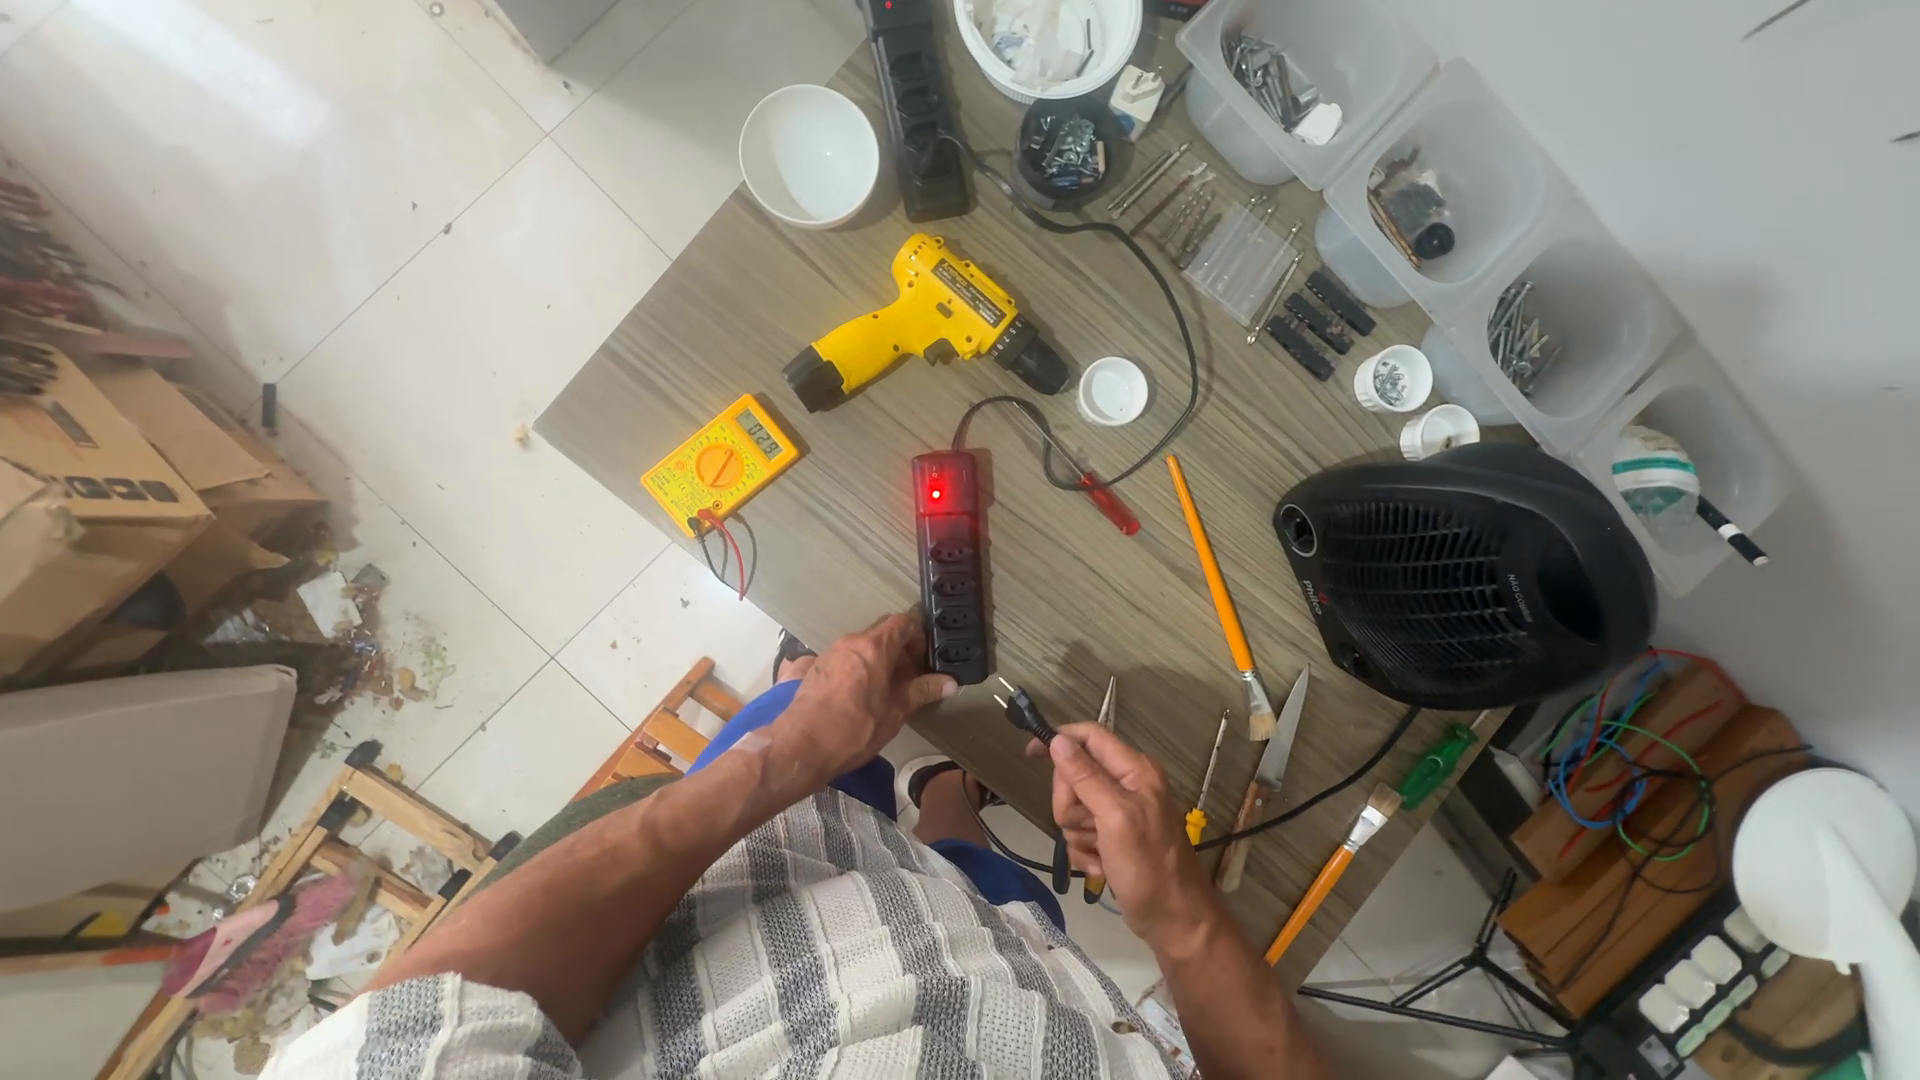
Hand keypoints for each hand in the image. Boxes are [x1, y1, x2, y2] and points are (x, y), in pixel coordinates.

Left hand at [770, 614, 956, 791]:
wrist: (801, 747)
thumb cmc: (853, 729)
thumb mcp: (895, 712)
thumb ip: (922, 691)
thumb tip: (950, 682)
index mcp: (874, 647)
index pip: (903, 622)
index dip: (919, 638)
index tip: (924, 662)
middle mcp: (850, 642)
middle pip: (882, 633)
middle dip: (901, 652)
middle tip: (910, 680)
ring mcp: (830, 653)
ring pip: (863, 647)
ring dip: (880, 661)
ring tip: (888, 692)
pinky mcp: (816, 668)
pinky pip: (846, 659)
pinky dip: (860, 669)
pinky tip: (862, 697)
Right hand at [1031, 725, 1217, 946]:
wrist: (1174, 922)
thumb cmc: (1149, 867)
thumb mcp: (1116, 817)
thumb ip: (1086, 777)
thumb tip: (1058, 740)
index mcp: (1134, 770)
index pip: (1089, 736)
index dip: (1060, 739)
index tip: (1031, 753)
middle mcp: (1126, 785)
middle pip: (1074, 775)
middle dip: (1071, 805)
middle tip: (1089, 826)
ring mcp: (1117, 813)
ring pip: (1072, 808)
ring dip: (1078, 834)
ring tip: (1102, 852)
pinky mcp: (1110, 838)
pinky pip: (1078, 833)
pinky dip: (1084, 851)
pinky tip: (1102, 866)